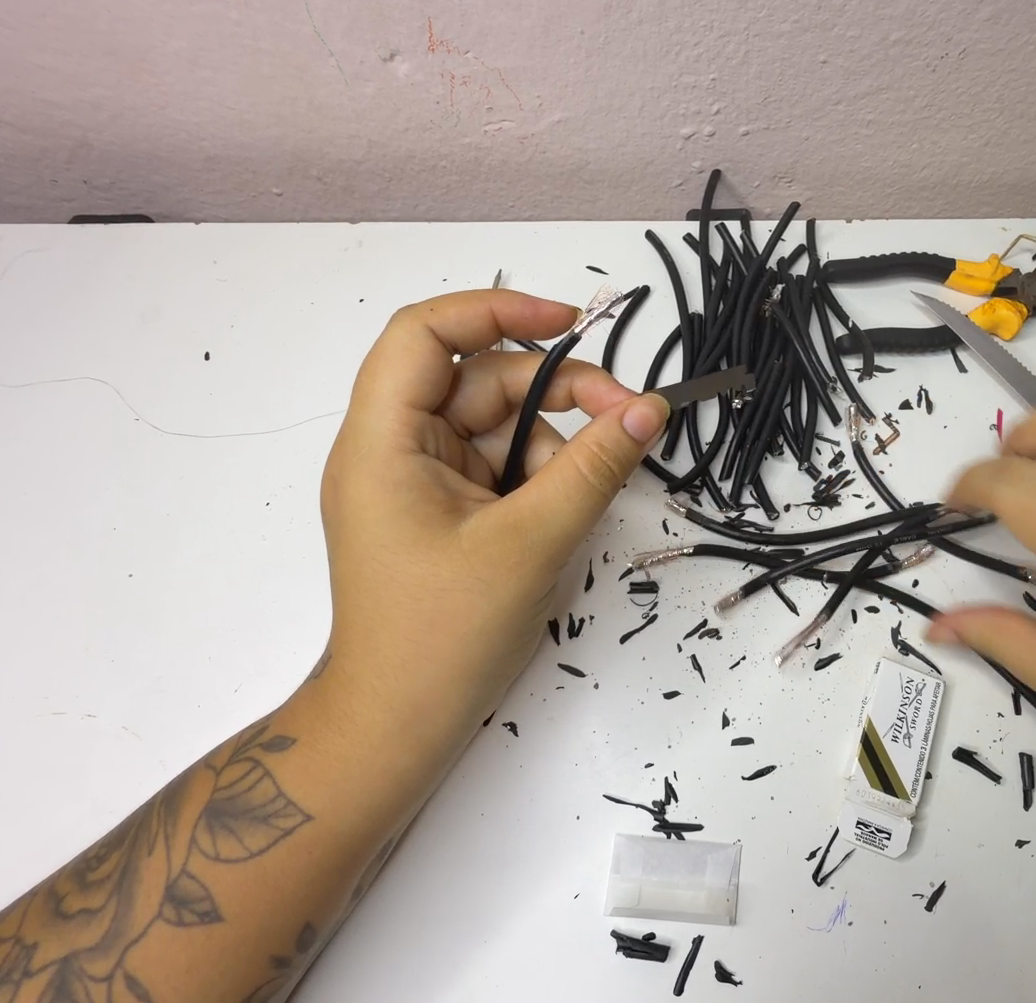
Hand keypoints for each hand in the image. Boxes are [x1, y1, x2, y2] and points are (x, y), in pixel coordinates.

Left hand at [317, 290, 668, 755]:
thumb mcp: (533, 542)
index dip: (497, 309)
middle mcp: (394, 448)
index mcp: (384, 442)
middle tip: (629, 417)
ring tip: (590, 491)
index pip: (426, 333)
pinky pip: (502, 465)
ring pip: (500, 425)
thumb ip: (595, 467)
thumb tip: (652, 408)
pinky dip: (542, 476)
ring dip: (556, 444)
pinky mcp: (444, 510)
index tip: (571, 322)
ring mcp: (419, 481)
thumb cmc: (447, 636)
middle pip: (481, 381)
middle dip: (558, 392)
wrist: (400, 726)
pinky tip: (565, 512)